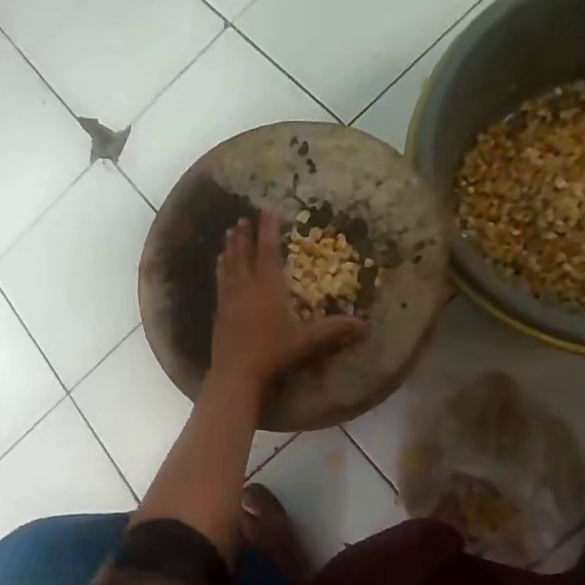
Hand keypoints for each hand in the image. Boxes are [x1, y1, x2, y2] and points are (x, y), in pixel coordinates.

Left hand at [209, 212, 366, 393]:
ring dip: (229, 248)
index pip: (268, 251)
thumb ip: (335, 330)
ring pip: (228, 266)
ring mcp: (229, 300)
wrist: (236, 376)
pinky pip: (220, 283)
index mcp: (267, 288)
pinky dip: (221, 270)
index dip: (269, 229)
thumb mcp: (307, 342)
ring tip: (229, 235)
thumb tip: (366, 326)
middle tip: (242, 219)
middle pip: (243, 254)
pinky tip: (220, 267)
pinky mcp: (219, 314)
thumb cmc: (273, 355)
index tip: (268, 209)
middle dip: (244, 235)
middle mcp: (245, 288)